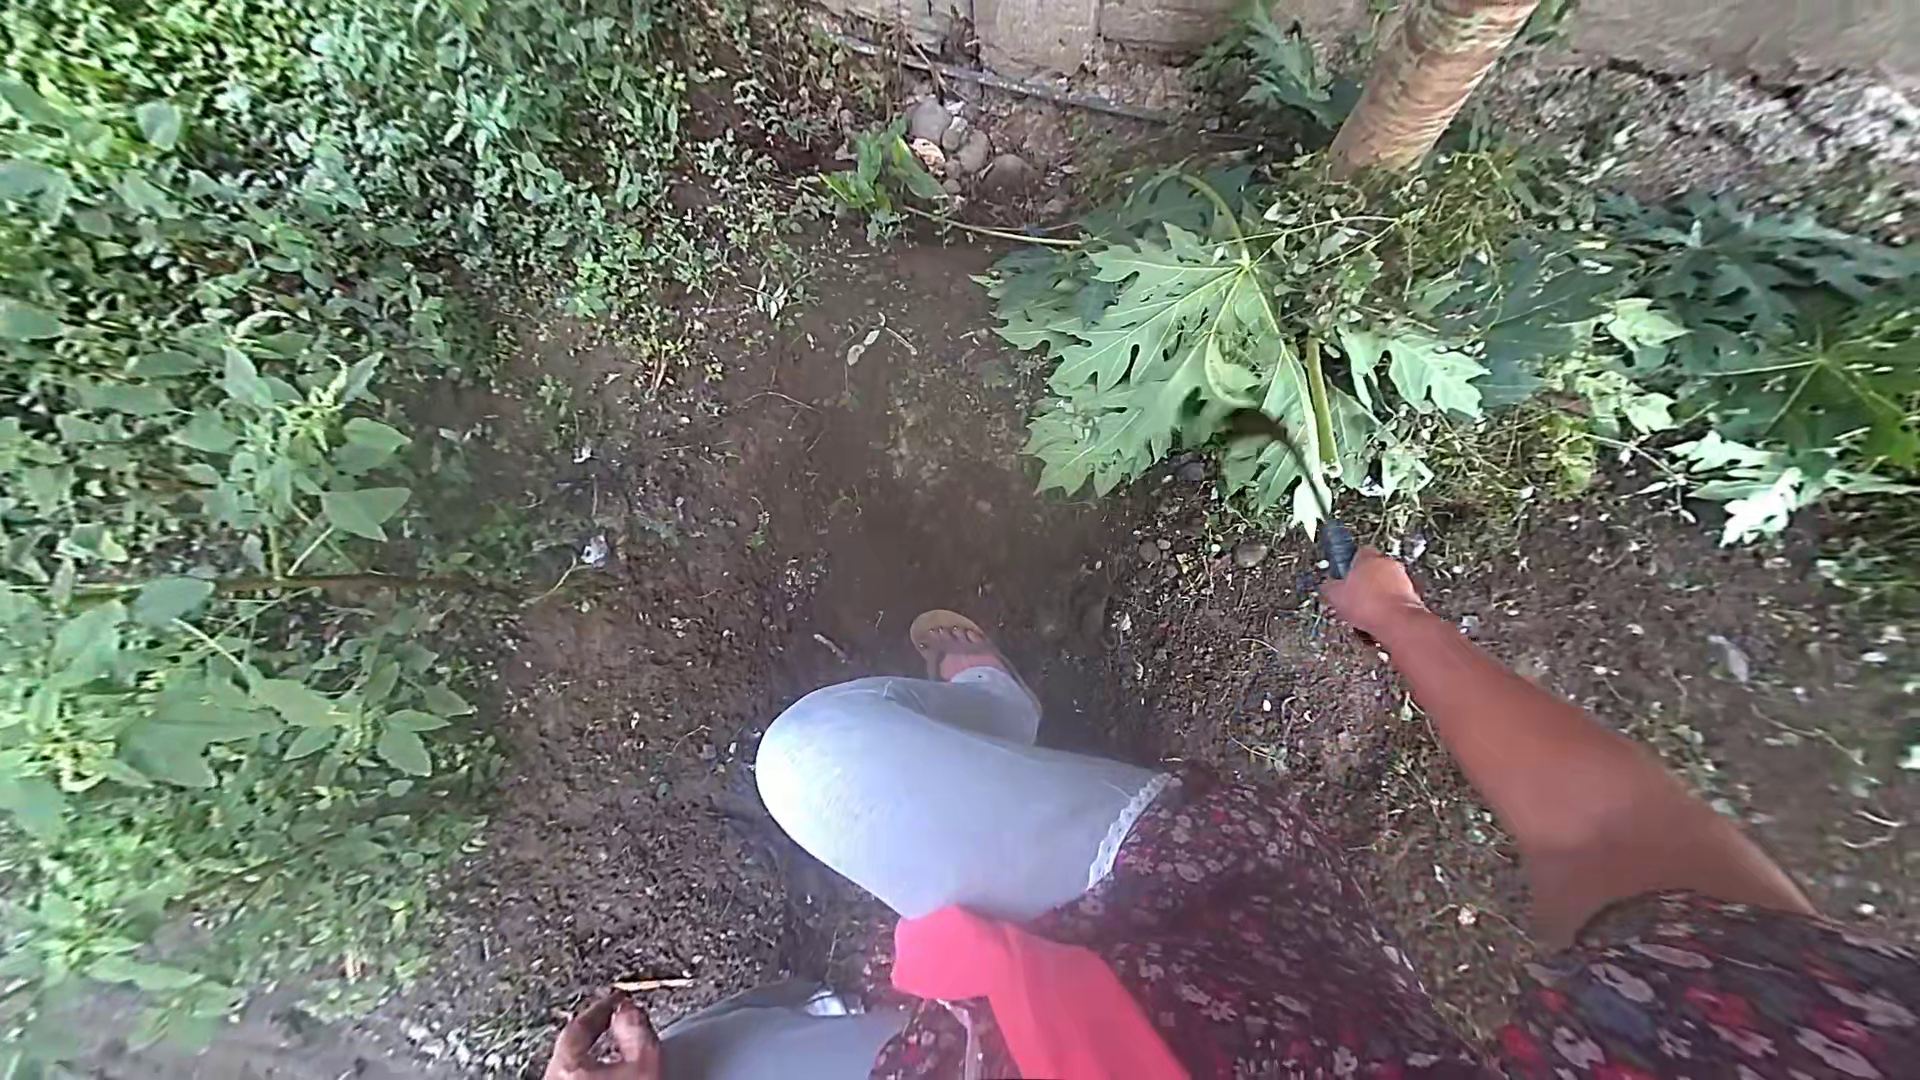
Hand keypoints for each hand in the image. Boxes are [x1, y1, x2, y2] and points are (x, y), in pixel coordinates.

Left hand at [543, 992, 661, 1079]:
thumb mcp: (646, 1059)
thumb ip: (637, 1026)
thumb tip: (628, 1007)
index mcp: (567, 1066)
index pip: (578, 1025)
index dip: (603, 1006)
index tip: (619, 998)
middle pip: (571, 1045)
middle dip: (596, 1027)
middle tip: (617, 1016)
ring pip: (571, 1064)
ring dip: (592, 1050)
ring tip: (614, 1044)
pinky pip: (572, 1077)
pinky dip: (588, 1069)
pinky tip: (607, 1072)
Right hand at [1320, 547, 1427, 636]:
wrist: (1397, 623)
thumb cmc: (1369, 605)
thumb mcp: (1335, 595)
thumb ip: (1329, 586)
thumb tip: (1327, 587)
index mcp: (1368, 558)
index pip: (1357, 553)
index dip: (1348, 565)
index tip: (1342, 573)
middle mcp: (1389, 565)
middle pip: (1372, 570)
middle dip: (1362, 582)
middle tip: (1350, 594)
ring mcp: (1403, 580)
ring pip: (1384, 585)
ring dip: (1374, 595)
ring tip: (1361, 610)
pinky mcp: (1412, 597)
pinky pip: (1393, 599)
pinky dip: (1385, 607)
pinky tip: (1374, 617)